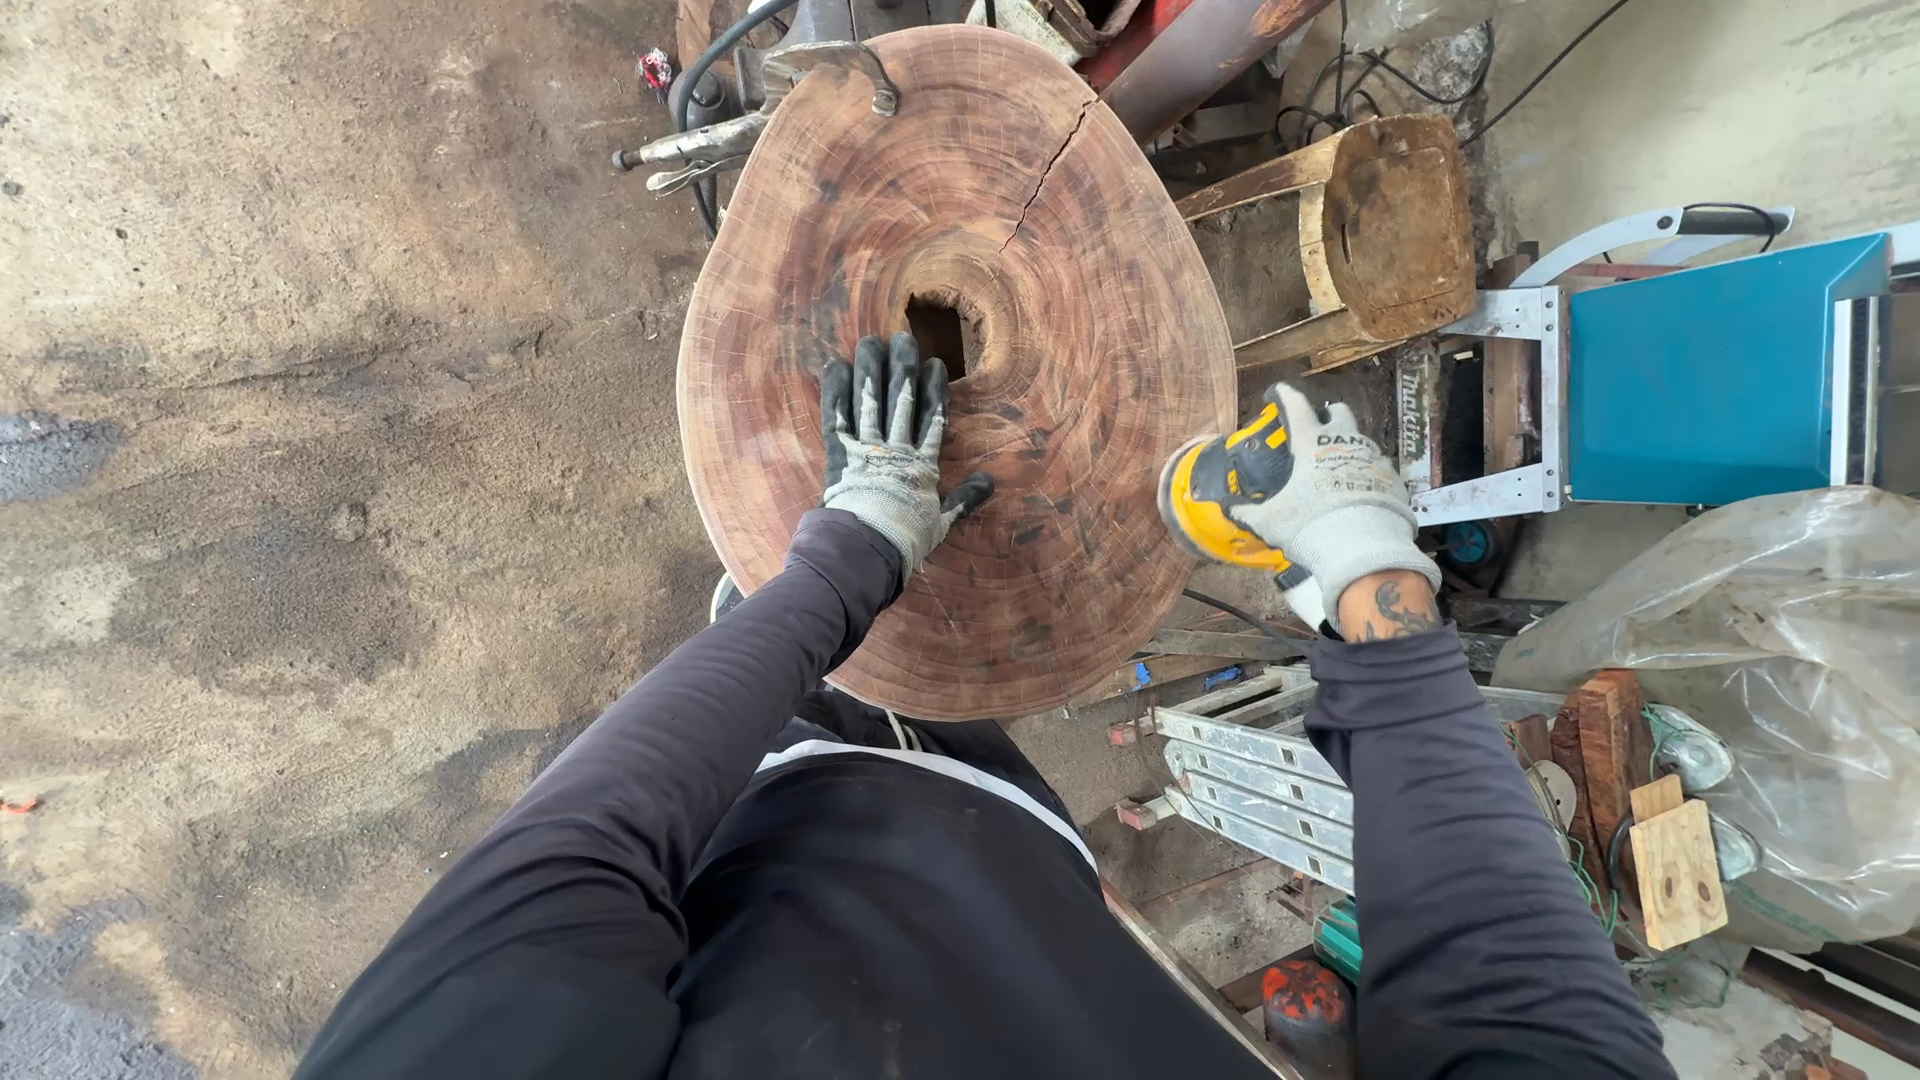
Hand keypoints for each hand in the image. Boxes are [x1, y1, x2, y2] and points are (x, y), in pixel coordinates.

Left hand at [820, 333, 994, 585]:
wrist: (868, 548)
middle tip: (903, 338)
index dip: (934, 390)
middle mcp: (895, 448)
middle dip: (902, 367)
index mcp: (922, 463)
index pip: (932, 418)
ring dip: (870, 370)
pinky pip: (835, 416)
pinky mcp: (838, 454)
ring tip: (870, 341)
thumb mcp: (941, 521)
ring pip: (869, 400)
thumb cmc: (907, 538)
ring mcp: (866, 448)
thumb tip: (990, 482)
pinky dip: (834, 391)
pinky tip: (834, 366)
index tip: (936, 364)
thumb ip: (964, 499)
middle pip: (900, 400)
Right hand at [1222, 382, 1439, 635]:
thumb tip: (1227, 508)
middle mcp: (1345, 442)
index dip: (1285, 395)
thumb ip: (1246, 512)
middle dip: (1328, 415)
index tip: (1277, 391)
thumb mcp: (1268, 521)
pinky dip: (1364, 473)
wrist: (1362, 549)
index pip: (1297, 407)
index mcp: (1311, 444)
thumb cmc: (1308, 525)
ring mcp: (1373, 459)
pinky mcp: (1393, 480)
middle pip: (1339, 412)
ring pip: (1360, 440)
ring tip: (1333, 469)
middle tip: (1315, 429)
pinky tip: (1355, 491)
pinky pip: (1377, 468)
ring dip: (1346, 447)